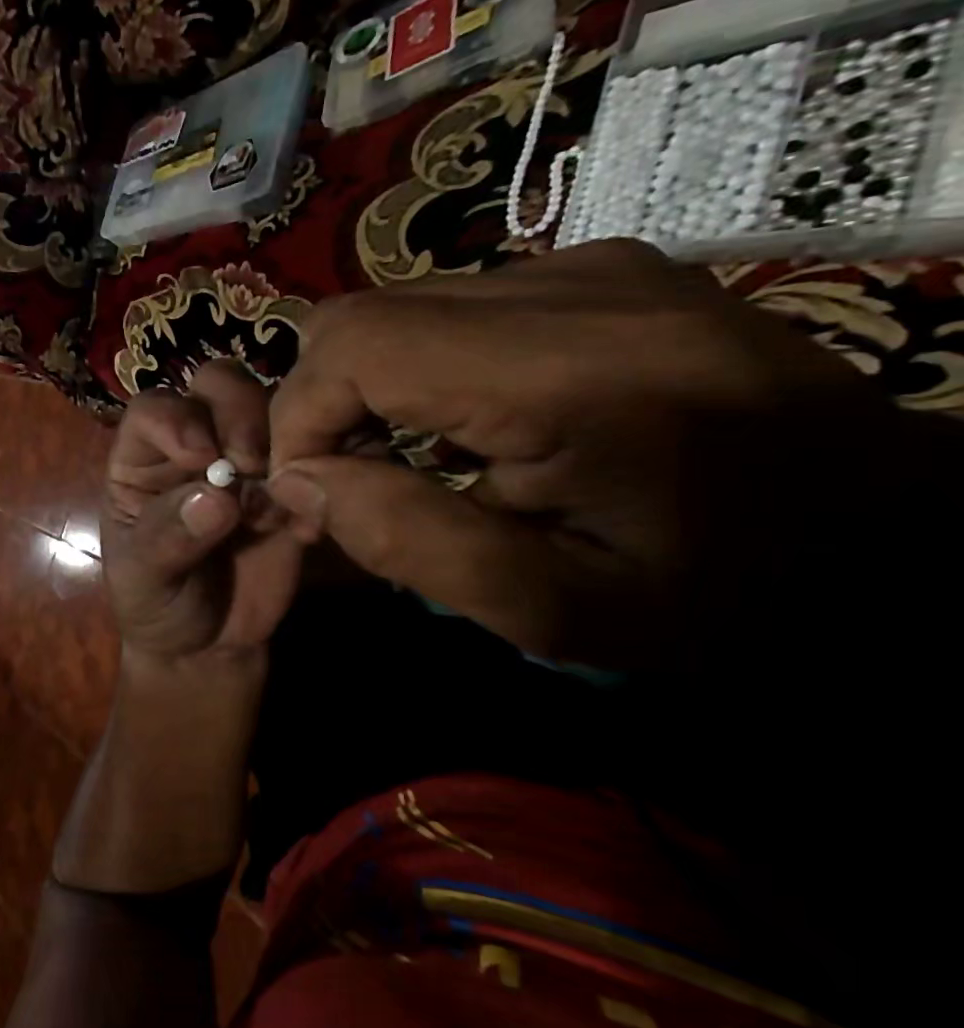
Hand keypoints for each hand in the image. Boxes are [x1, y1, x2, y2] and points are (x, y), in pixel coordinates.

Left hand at [103, 362, 304, 666]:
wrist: (206, 646)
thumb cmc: (155, 603)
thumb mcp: (143, 578)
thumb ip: (169, 537)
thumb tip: (217, 496)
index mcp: (142, 458)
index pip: (155, 408)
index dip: (179, 418)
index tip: (201, 456)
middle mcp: (196, 445)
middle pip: (219, 387)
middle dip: (239, 414)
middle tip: (249, 464)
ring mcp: (249, 462)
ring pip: (275, 410)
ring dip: (285, 440)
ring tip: (279, 500)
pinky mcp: (295, 488)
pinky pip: (321, 457)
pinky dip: (327, 474)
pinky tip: (309, 526)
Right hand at [265, 239, 933, 669]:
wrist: (884, 529)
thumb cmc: (719, 593)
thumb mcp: (551, 607)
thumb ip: (408, 542)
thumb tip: (298, 480)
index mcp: (573, 374)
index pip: (357, 345)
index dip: (299, 416)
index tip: (310, 492)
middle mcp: (575, 287)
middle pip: (359, 317)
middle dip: (316, 405)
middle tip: (340, 482)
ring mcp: (587, 266)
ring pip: (390, 307)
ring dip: (356, 388)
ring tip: (387, 460)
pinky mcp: (590, 271)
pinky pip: (439, 308)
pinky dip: (403, 368)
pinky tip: (441, 424)